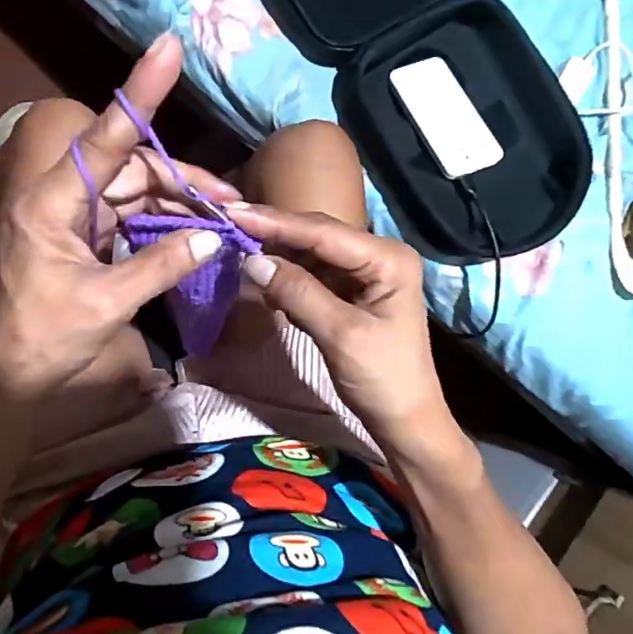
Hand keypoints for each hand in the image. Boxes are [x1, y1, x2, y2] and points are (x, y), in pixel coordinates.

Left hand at [0, 36, 227, 394]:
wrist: (13, 375)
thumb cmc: (48, 338)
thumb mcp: (109, 304)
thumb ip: (162, 266)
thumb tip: (212, 238)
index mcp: (52, 203)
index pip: (103, 138)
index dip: (139, 93)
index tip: (167, 47)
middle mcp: (60, 196)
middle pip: (129, 167)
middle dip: (180, 180)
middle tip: (229, 203)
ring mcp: (71, 214)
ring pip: (133, 189)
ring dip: (175, 201)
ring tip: (221, 218)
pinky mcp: (82, 234)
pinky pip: (128, 213)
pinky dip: (160, 220)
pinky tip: (193, 230)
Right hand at [226, 203, 452, 436]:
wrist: (404, 419)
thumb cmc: (382, 378)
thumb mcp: (339, 335)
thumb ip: (297, 293)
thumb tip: (251, 261)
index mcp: (388, 259)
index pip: (323, 232)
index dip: (276, 222)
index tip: (234, 214)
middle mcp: (379, 255)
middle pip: (317, 235)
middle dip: (274, 233)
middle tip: (228, 225)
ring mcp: (365, 272)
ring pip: (310, 252)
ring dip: (278, 255)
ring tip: (239, 253)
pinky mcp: (351, 290)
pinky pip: (312, 273)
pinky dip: (288, 277)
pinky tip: (266, 285)